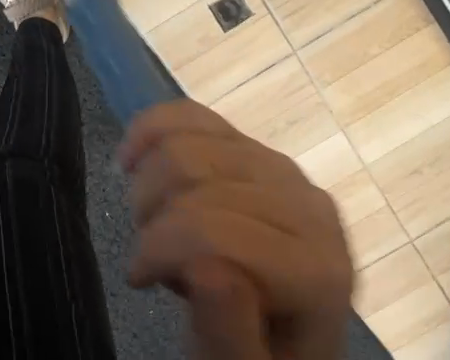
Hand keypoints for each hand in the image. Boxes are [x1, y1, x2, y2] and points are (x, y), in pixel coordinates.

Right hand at [120, 101, 352, 359]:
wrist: (285, 342)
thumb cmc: (261, 358)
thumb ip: (229, 333)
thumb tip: (207, 265)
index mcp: (317, 270)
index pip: (214, 230)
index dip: (159, 248)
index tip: (138, 282)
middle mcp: (310, 206)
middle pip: (194, 173)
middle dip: (152, 213)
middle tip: (149, 257)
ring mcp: (285, 169)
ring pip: (188, 138)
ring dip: (150, 181)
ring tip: (154, 224)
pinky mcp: (259, 148)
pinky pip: (194, 115)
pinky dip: (151, 129)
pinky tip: (132, 159)